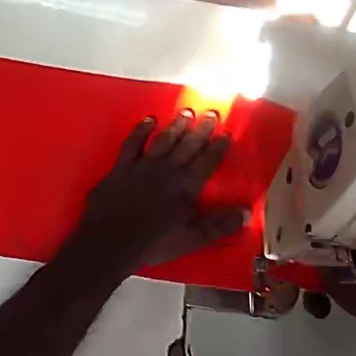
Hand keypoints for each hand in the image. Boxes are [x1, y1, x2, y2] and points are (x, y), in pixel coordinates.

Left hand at [63, 110, 250, 277]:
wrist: (110, 241)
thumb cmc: (152, 243)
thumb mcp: (191, 239)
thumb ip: (218, 226)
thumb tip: (245, 213)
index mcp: (186, 186)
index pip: (207, 162)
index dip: (218, 147)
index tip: (227, 134)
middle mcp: (167, 170)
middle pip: (188, 145)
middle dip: (201, 129)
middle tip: (211, 112)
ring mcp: (143, 166)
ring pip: (163, 140)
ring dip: (176, 125)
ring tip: (186, 111)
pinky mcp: (121, 167)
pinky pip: (132, 143)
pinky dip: (141, 130)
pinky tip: (148, 120)